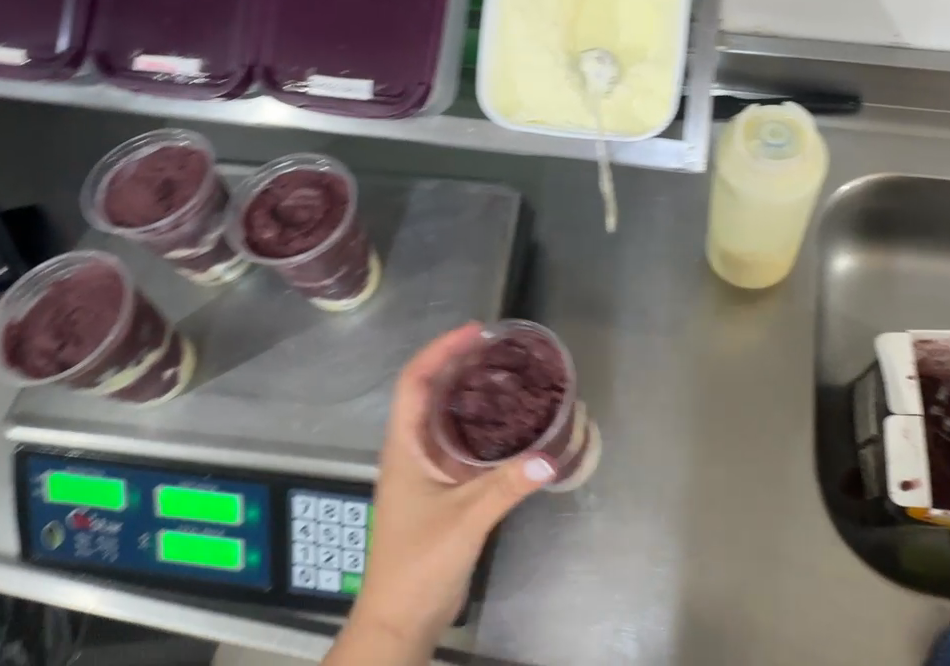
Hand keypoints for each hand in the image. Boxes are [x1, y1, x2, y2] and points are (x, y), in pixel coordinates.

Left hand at [329, 324, 555, 664]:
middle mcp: (410, 449)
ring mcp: (423, 470)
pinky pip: (458, 442)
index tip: (474, 332)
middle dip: (457, 363)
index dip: (441, 350)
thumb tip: (550, 458)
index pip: (415, 381)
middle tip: (497, 346)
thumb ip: (506, 487)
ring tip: (504, 372)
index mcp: (404, 446)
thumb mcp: (465, 520)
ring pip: (443, 416)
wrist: (399, 617)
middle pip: (428, 391)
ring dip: (467, 391)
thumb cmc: (418, 563)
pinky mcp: (438, 489)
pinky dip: (479, 424)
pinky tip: (507, 424)